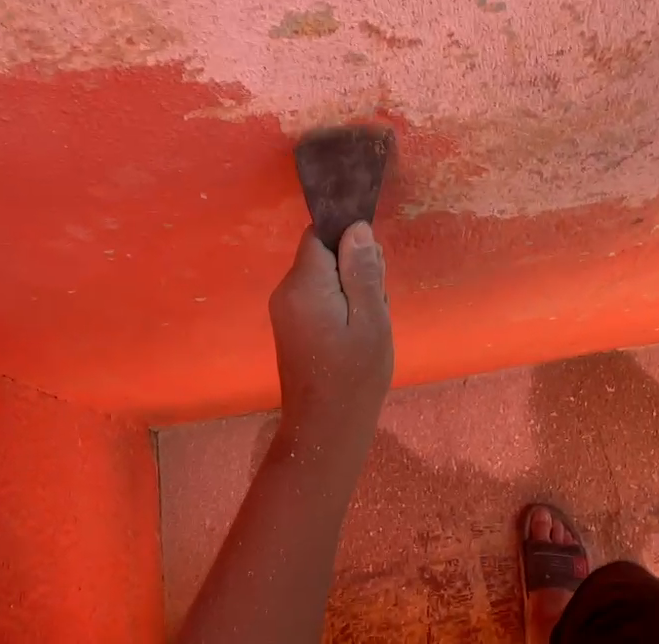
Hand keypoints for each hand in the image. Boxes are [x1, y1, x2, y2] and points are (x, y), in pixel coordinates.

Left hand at [268, 223, 392, 452]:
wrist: (325, 430)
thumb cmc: (355, 376)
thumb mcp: (370, 320)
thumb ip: (363, 271)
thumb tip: (357, 227)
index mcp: (303, 284)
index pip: (320, 235)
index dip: (349, 241)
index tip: (372, 269)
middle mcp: (286, 290)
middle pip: (323, 254)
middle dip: (353, 269)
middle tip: (373, 306)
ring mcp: (285, 309)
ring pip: (323, 276)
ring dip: (350, 290)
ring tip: (366, 324)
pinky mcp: (290, 325)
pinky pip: (317, 296)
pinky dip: (339, 306)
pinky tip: (354, 334)